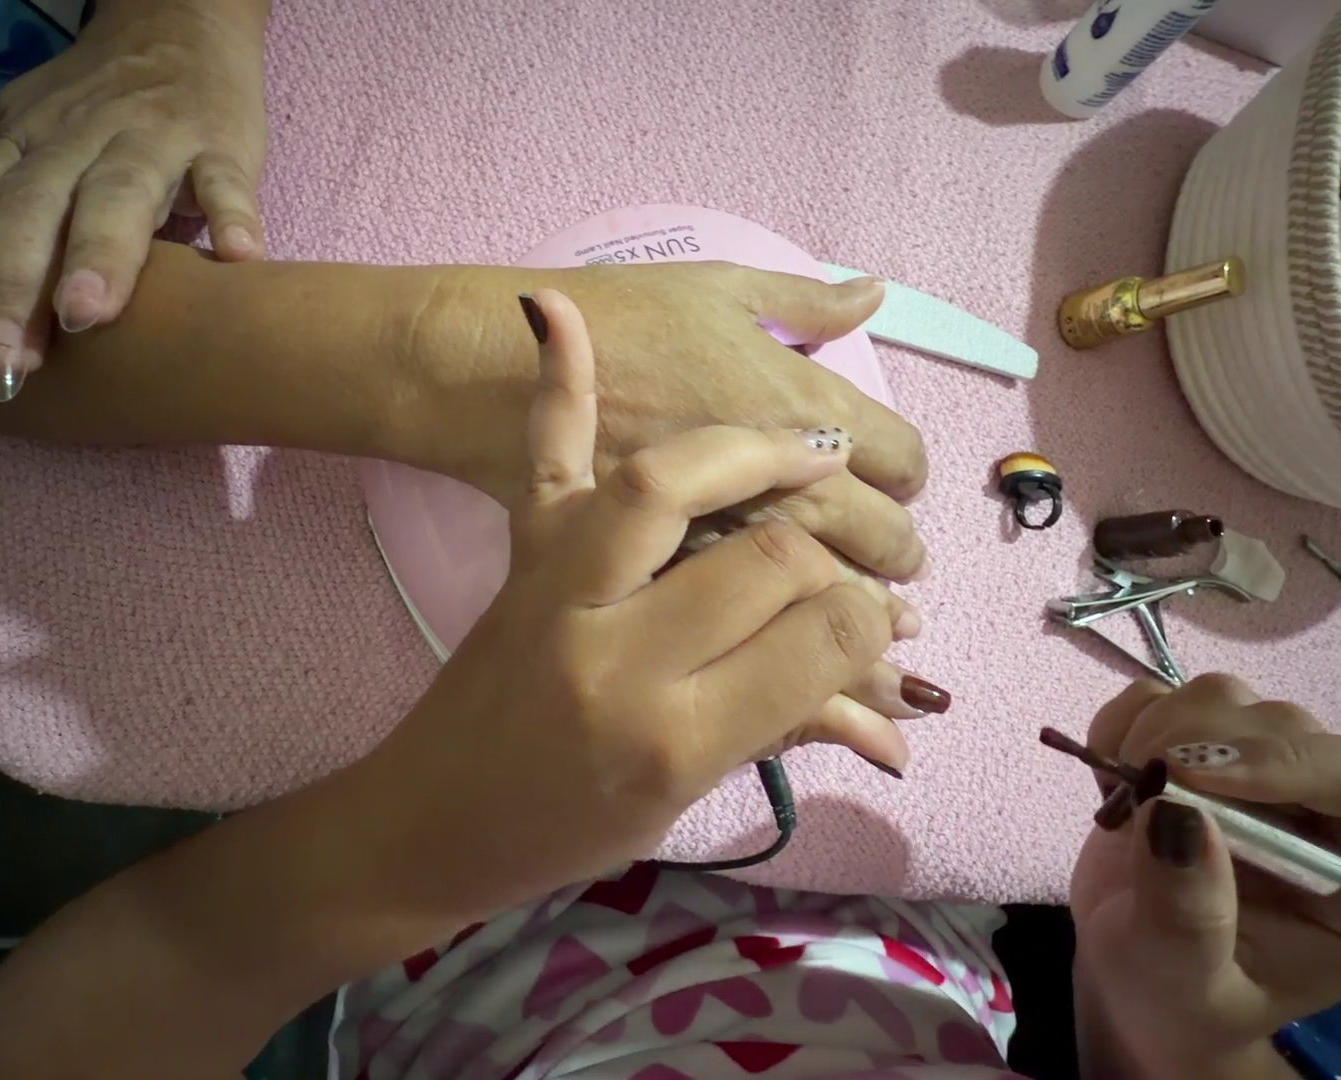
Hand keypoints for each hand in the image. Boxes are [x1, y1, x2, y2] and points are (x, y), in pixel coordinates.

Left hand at [0, 0, 268, 399]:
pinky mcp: (221, 148)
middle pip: (27, 212)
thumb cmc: (102, 100)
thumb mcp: (17, 130)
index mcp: (21, 148)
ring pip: (117, 196)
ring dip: (100, 254)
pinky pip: (225, 183)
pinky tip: (239, 258)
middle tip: (5, 364)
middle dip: (8, 287)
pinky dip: (232, 216)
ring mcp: (151, 143)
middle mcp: (73, 144)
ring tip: (87, 315)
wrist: (178, 30)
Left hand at [368, 288, 940, 916]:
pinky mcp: (519, 554)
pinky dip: (555, 381)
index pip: (819, 638)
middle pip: (768, 555)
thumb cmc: (571, 827)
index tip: (883, 620)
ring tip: (806, 451)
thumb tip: (907, 725)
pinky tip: (559, 310)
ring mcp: (557, 589)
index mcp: (675, 736)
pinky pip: (542, 461)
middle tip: (849, 550)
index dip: (869, 620)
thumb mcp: (691, 797)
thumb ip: (797, 734)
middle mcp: (618, 652)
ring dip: (753, 453)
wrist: (433, 818)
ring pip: (670, 484)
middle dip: (832, 547)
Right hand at [1068, 675, 1340, 1076]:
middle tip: (1134, 796)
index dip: (1300, 762)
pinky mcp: (1193, 749)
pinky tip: (1112, 774)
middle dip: (1197, 746)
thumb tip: (1176, 813)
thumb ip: (1188, 915)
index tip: (1190, 777)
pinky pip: (1161, 695)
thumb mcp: (1184, 981)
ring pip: (1224, 699)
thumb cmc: (1178, 996)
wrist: (1135, 972)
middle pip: (1290, 727)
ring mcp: (1258, 774)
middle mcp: (1330, 816)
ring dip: (1155, 732)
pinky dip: (1121, 720)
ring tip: (1124, 793)